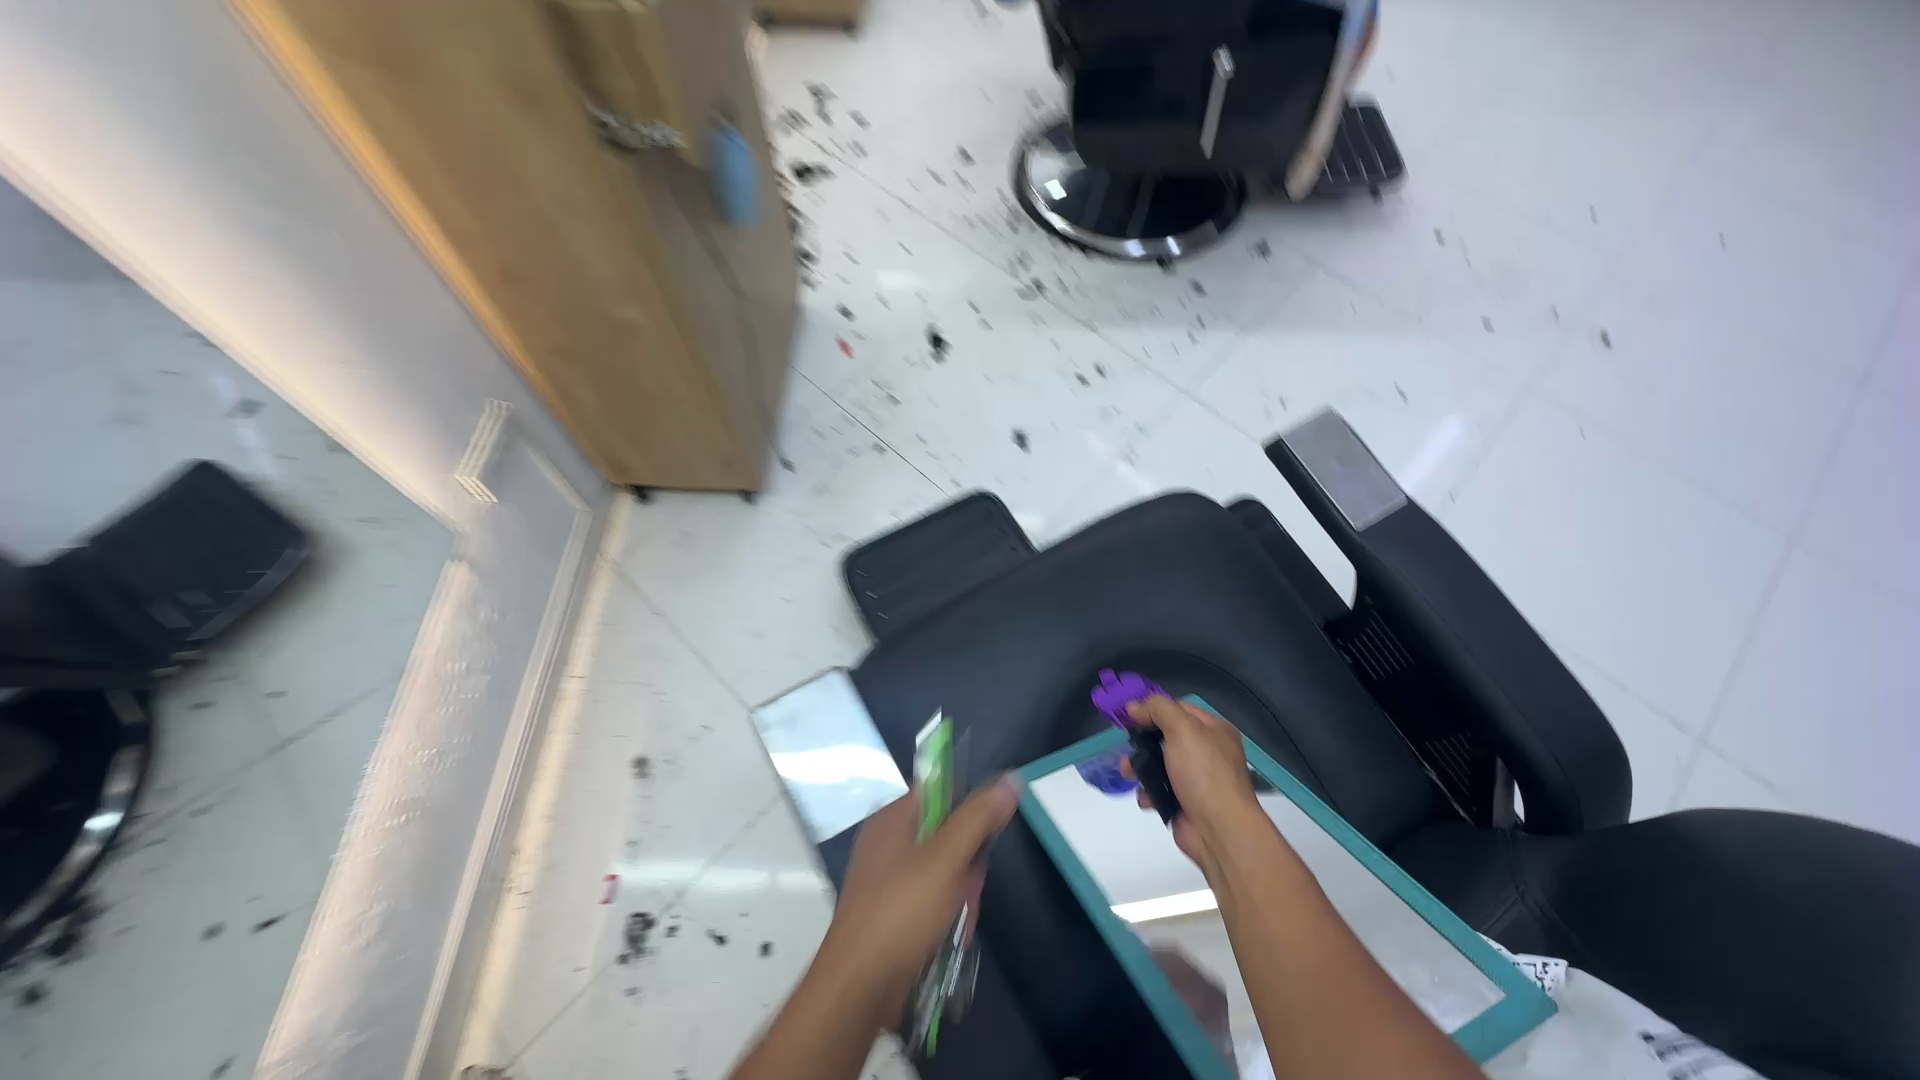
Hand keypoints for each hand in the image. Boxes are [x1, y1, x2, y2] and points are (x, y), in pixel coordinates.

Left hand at [817, 776, 1019, 1024]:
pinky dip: (944, 914)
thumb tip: (1008, 779)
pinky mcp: (889, 912)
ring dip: (959, 894)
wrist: (859, 984)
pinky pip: (928, 899)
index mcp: (892, 819)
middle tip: (970, 888)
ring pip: (941, 872)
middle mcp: (886, 843)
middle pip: (944, 835)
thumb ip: (978, 818)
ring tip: (960, 918)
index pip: (939, 792)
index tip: (986, 836)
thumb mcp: (947, 858)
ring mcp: (886, 879)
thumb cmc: (902, 911)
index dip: (968, 809)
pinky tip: (949, 934)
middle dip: (967, 863)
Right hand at [1122, 696, 1262, 879]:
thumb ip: (1157, 709)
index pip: (1179, 709)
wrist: (1218, 828)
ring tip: (1127, 773)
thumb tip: (1134, 705)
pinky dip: (1148, 792)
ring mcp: (1196, 778)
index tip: (1130, 715)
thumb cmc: (1203, 772)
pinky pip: (1159, 789)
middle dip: (1142, 742)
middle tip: (1126, 746)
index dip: (1153, 710)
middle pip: (1165, 737)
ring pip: (1159, 764)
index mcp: (1214, 730)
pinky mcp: (1184, 801)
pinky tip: (1146, 797)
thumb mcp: (1182, 729)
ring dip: (1140, 767)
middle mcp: (1207, 752)